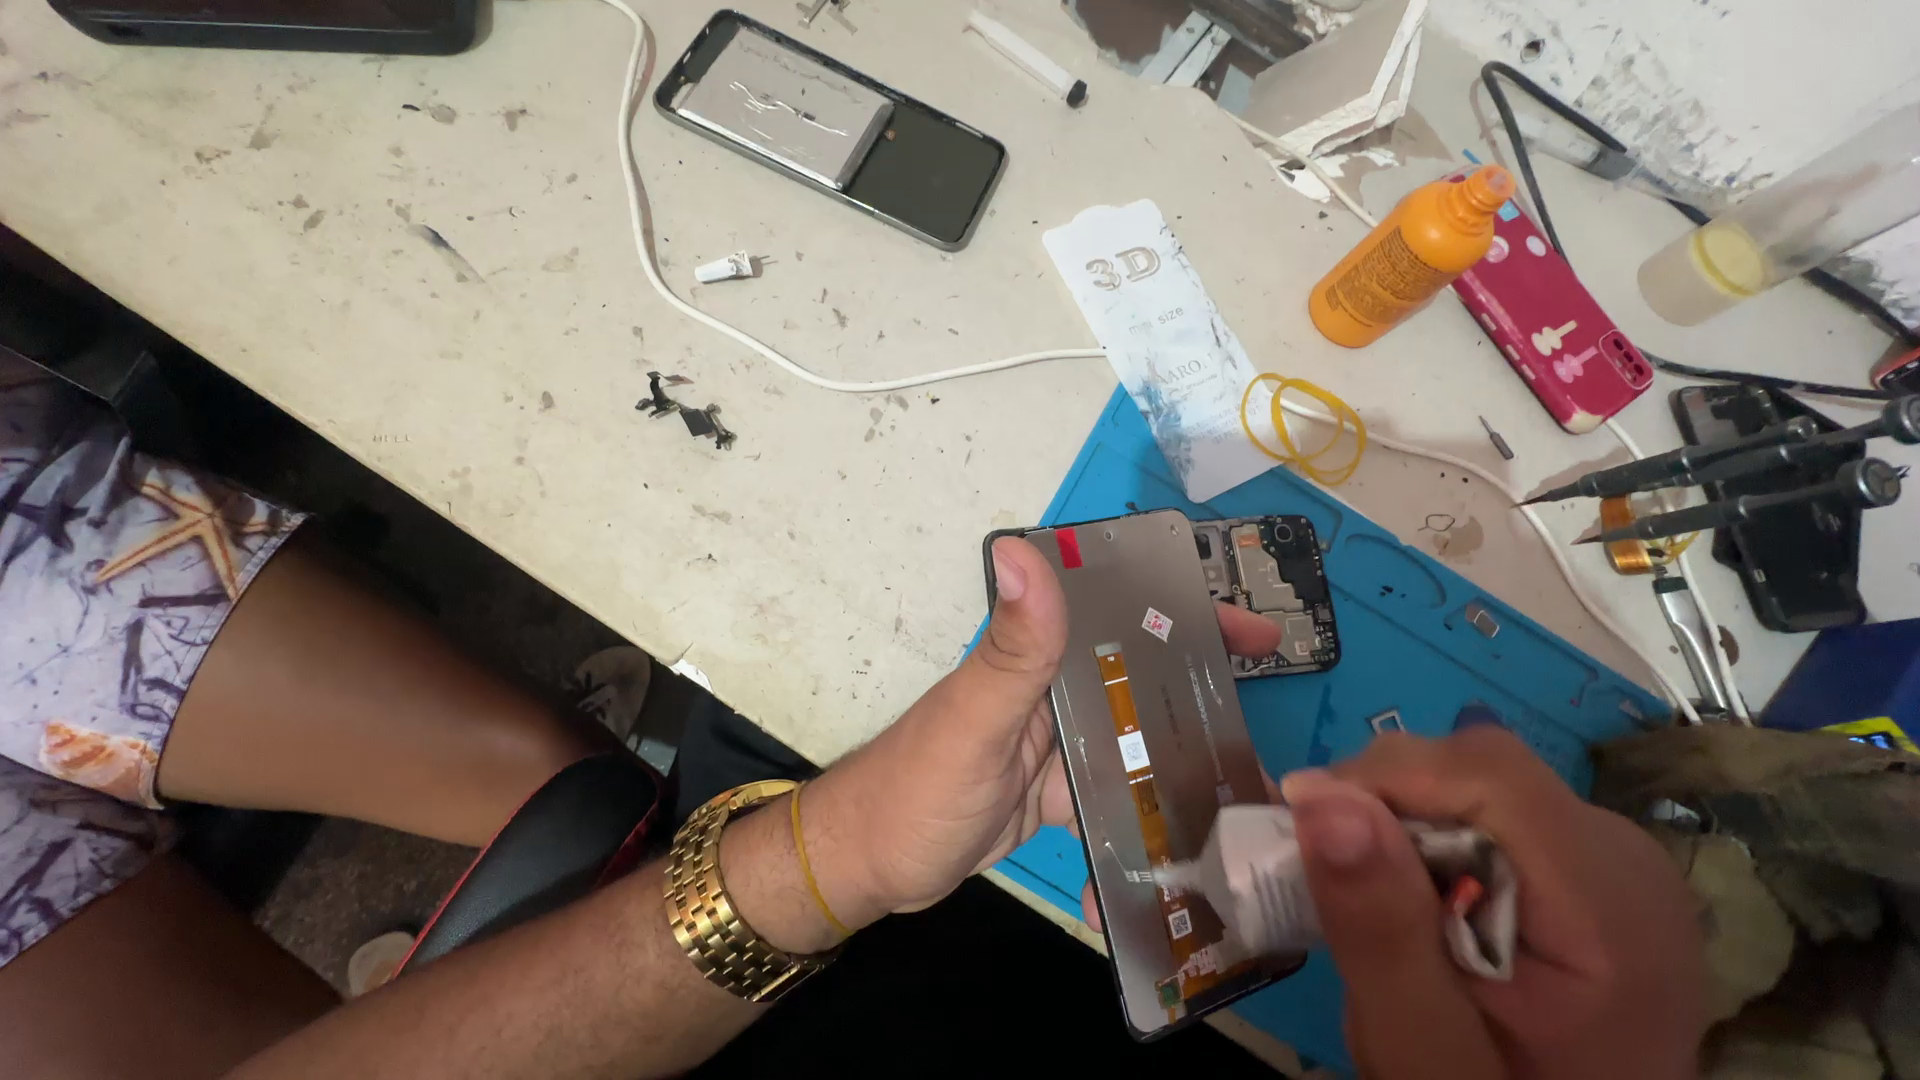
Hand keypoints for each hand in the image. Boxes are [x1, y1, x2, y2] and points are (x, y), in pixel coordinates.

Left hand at [810, 535, 1281, 921]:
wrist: (871, 865)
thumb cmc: (914, 787)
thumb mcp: (972, 718)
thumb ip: (1011, 647)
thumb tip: (1022, 550)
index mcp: (1037, 659)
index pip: (1121, 616)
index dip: (1187, 616)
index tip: (1256, 635)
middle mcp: (1055, 693)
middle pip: (1145, 682)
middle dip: (1208, 701)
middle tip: (1270, 744)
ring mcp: (1060, 747)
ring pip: (1140, 745)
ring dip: (1188, 768)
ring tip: (1250, 808)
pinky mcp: (1058, 796)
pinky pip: (1115, 805)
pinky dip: (1144, 829)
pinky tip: (1178, 868)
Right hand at [1286, 728, 1707, 1079]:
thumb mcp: (1418, 1046)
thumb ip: (1379, 931)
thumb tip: (1320, 799)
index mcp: (1610, 909)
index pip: (1484, 772)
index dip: (1381, 778)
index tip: (1304, 825)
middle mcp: (1624, 858)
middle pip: (1476, 767)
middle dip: (1382, 799)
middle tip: (1331, 874)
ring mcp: (1610, 854)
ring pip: (1472, 775)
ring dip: (1396, 812)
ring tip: (1369, 888)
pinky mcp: (1582, 857)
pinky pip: (1485, 800)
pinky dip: (1424, 825)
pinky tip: (1410, 883)